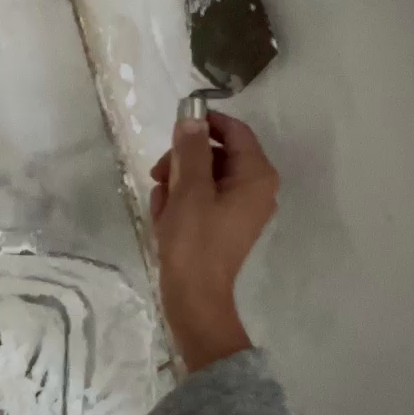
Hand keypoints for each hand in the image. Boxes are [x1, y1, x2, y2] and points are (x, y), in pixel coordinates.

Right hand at [150, 110, 279, 371]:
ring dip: (177, 182)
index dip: (204, 123)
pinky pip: (202, 197)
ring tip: (160, 203)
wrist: (194, 296)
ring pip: (204, 176)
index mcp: (256, 177)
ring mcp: (241, 208)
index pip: (235, 131)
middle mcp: (256, 188)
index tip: (173, 128)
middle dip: (184, 159)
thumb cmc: (194, 241)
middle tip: (157, 174)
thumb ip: (191, 150)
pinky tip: (165, 217)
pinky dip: (181, 201)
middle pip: (217, 153)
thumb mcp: (189, 190)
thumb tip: (190, 118)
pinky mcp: (225, 224)